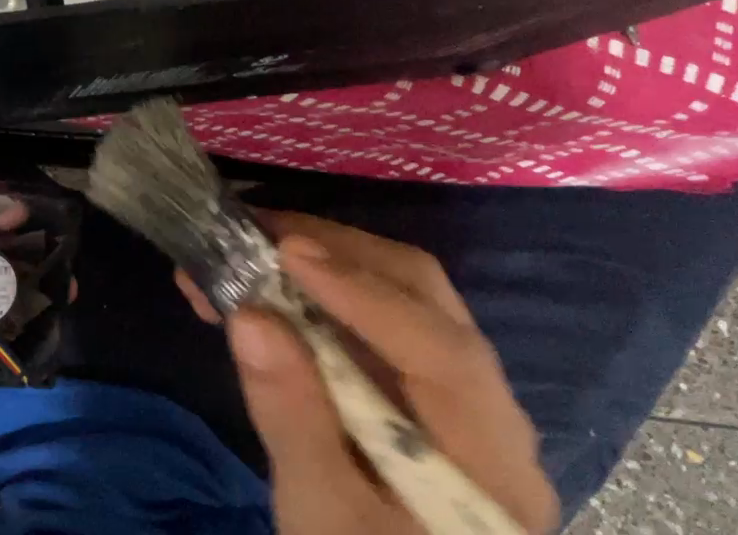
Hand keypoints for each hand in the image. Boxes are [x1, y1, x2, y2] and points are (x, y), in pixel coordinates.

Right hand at [177, 213, 558, 534]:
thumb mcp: (323, 517)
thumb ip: (292, 418)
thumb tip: (248, 315)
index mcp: (491, 458)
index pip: (440, 351)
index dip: (362, 293)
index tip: (284, 251)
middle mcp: (488, 412)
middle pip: (426, 303)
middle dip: (338, 254)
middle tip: (254, 231)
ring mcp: (454, 400)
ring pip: (401, 301)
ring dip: (323, 265)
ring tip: (246, 252)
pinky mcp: (415, 398)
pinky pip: (373, 325)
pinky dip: (317, 296)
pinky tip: (265, 293)